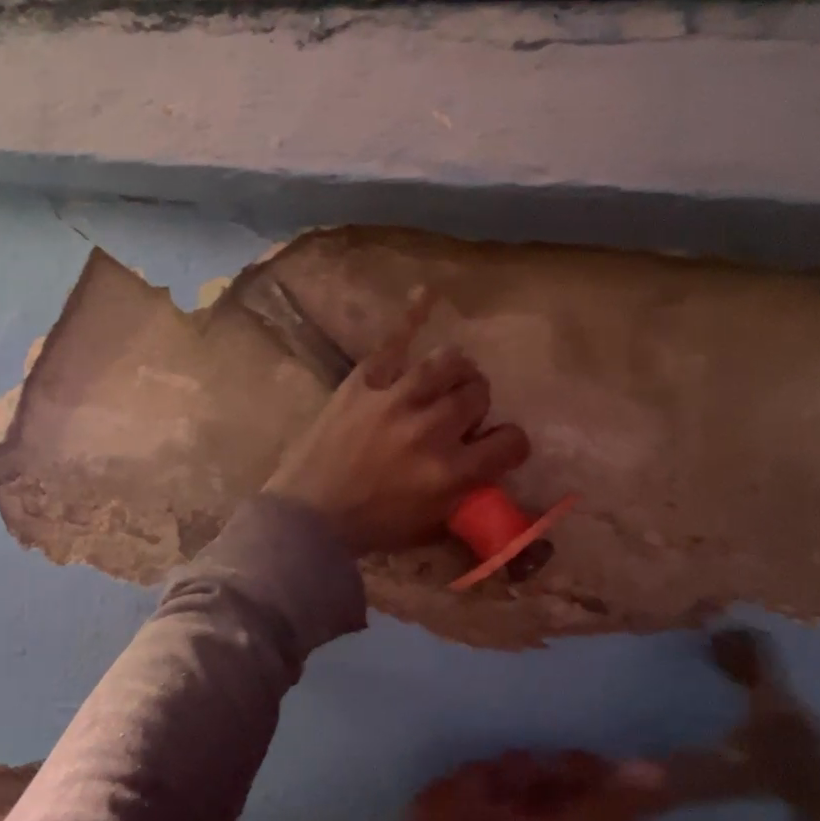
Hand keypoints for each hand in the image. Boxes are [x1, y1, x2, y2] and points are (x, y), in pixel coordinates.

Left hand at [261, 288, 529, 553]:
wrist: (306, 516)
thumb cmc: (369, 527)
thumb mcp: (431, 526)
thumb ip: (467, 495)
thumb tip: (488, 470)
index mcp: (453, 472)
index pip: (513, 440)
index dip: (507, 445)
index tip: (493, 447)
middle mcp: (432, 430)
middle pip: (478, 394)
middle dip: (472, 407)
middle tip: (451, 419)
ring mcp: (395, 401)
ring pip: (450, 362)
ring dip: (451, 373)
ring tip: (440, 383)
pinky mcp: (362, 384)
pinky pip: (394, 340)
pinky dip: (412, 315)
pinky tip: (429, 292)